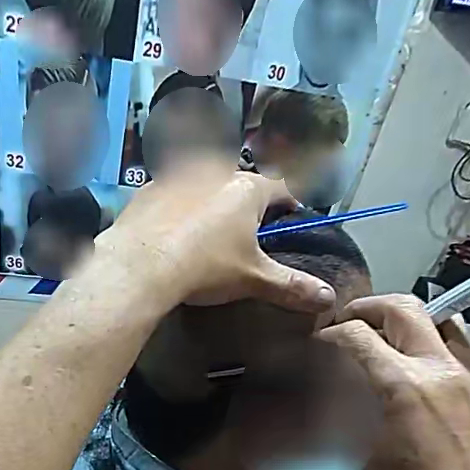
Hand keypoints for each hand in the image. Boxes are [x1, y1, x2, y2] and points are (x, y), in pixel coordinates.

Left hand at [89, 160, 335, 312]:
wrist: (140, 267)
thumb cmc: (206, 267)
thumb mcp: (253, 279)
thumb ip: (291, 285)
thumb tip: (329, 297)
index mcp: (247, 189)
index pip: (282, 190)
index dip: (290, 207)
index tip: (290, 223)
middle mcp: (214, 172)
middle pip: (241, 185)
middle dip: (247, 205)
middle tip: (246, 235)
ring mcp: (177, 177)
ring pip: (204, 184)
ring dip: (210, 201)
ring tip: (207, 233)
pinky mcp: (146, 190)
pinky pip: (170, 195)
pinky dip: (176, 209)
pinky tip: (171, 233)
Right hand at [317, 295, 469, 469]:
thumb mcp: (355, 449)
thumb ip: (337, 403)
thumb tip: (320, 376)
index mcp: (399, 386)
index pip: (355, 334)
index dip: (330, 335)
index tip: (320, 344)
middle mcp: (435, 368)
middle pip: (398, 307)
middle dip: (366, 310)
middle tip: (348, 324)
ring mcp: (462, 372)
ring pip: (431, 316)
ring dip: (399, 318)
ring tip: (380, 334)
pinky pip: (454, 339)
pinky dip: (428, 335)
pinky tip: (413, 355)